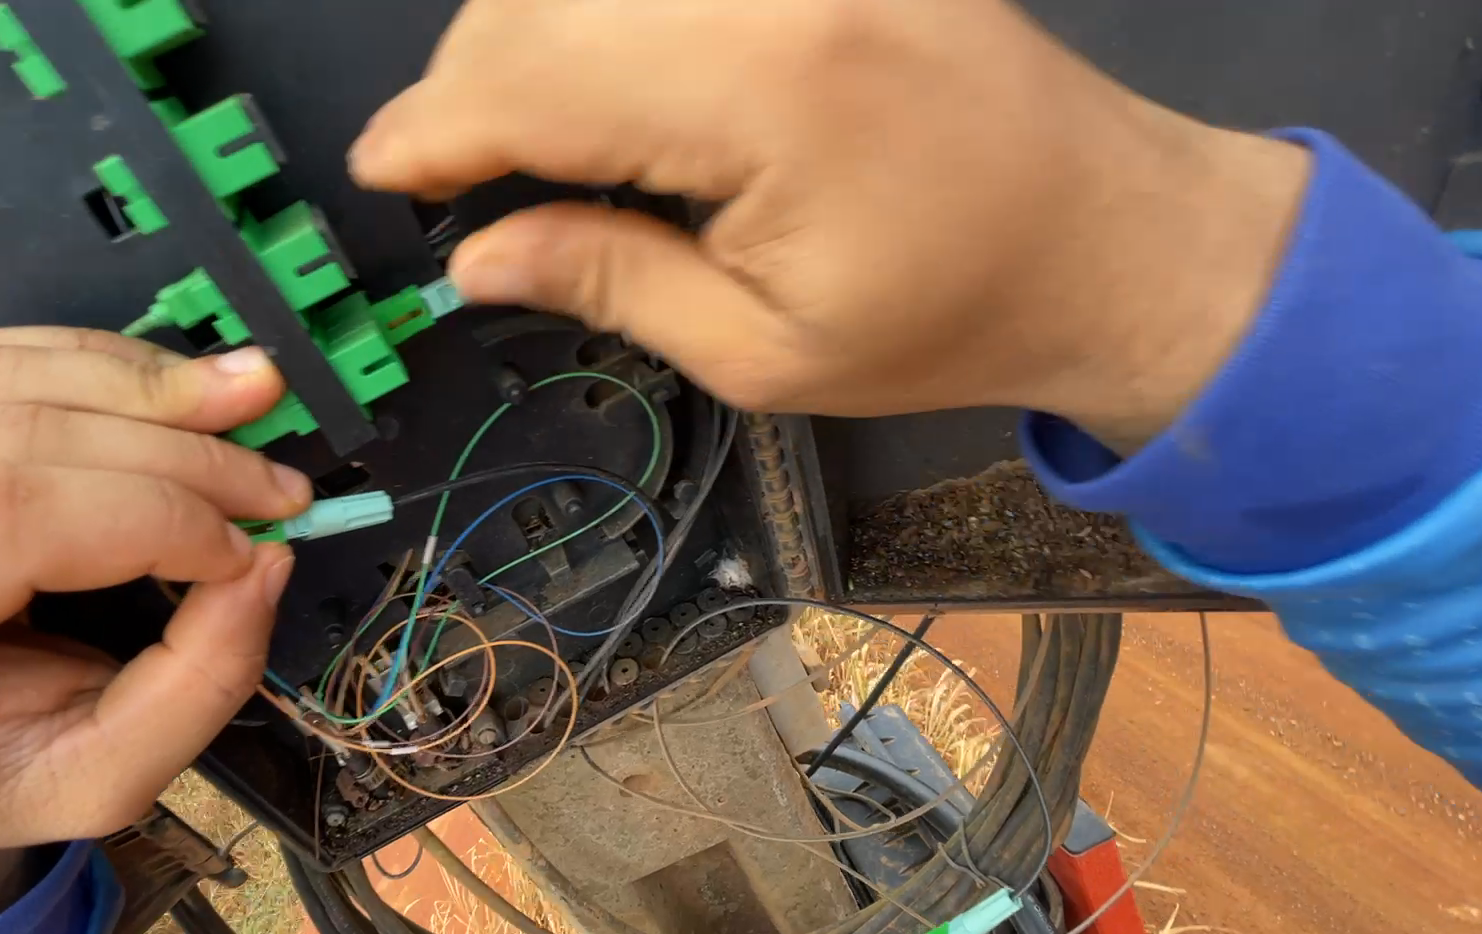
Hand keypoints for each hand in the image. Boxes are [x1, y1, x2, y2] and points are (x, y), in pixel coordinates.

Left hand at [0, 329, 308, 933]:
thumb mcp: (96, 782)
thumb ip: (199, 686)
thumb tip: (268, 560)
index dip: (152, 515)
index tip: (250, 550)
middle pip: (9, 432)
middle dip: (181, 454)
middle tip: (283, 486)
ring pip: (1, 375)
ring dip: (154, 389)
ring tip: (252, 403)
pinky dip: (105, 368)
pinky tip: (178, 392)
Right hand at [351, 0, 1310, 451]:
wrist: (1101, 242)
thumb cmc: (938, 325)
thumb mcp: (756, 353)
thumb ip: (608, 284)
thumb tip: (478, 259)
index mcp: (762, 91)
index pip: (535, 78)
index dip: (435, 127)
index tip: (379, 172)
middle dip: (465, 89)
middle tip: (449, 182)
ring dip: (521, 49)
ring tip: (508, 148)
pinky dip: (590, 22)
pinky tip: (591, 94)